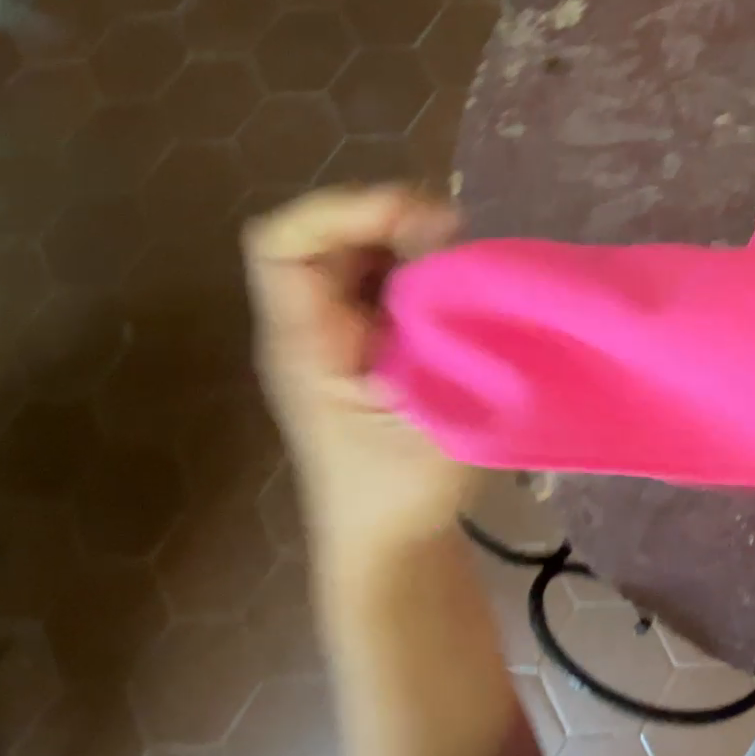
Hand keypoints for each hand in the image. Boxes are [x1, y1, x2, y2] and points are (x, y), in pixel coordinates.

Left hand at [244, 185, 476, 547]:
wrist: (388, 543)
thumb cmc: (405, 491)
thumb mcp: (436, 413)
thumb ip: (448, 337)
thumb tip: (466, 265)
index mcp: (307, 342)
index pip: (284, 244)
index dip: (345, 211)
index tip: (425, 218)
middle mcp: (311, 328)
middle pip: (327, 238)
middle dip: (391, 219)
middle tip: (462, 232)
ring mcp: (340, 338)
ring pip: (360, 258)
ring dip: (413, 243)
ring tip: (470, 255)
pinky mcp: (371, 350)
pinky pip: (388, 287)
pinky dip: (427, 272)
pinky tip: (468, 289)